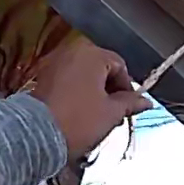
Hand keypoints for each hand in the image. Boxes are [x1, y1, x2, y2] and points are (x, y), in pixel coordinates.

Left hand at [28, 37, 148, 157]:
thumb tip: (145, 101)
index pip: (119, 65)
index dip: (127, 87)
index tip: (128, 106)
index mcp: (91, 54)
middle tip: (114, 112)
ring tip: (97, 114)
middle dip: (110, 88)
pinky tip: (79, 110)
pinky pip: (68, 77)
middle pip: (101, 66)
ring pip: (84, 72)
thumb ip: (130, 102)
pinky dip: (77, 90)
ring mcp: (55, 61)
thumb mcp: (110, 113)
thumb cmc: (78, 120)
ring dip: (94, 90)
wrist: (37, 134)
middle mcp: (72, 51)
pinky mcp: (43, 75)